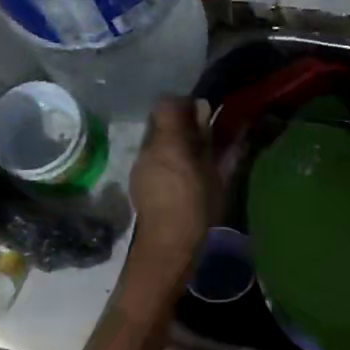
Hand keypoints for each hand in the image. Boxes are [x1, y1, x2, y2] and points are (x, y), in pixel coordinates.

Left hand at [129, 96, 215, 268]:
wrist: (167, 246)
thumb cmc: (197, 208)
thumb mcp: (213, 173)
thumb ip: (206, 138)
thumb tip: (201, 109)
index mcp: (168, 142)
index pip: (167, 103)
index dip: (183, 104)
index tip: (200, 114)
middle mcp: (147, 149)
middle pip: (158, 123)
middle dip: (177, 127)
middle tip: (199, 140)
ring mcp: (138, 166)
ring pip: (153, 143)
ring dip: (170, 146)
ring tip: (190, 163)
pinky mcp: (136, 184)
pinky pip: (150, 162)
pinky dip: (163, 163)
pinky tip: (177, 182)